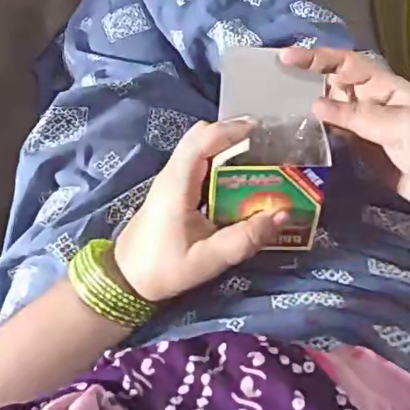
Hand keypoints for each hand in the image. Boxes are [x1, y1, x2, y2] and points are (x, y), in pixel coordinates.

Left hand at [113, 118, 288, 301]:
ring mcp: (170, 179)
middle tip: (267, 143)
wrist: (125, 279)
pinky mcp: (173, 189)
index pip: (203, 140)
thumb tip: (283, 215)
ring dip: (228, 146)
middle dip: (234, 133)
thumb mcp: (208, 259)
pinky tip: (241, 177)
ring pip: (199, 147)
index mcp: (177, 184)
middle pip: (201, 136)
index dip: (233, 129)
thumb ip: (246, 238)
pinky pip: (198, 162)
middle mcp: (172, 174)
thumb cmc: (163, 269)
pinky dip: (220, 160)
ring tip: (261, 156)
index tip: (264, 130)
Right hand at [279, 47, 409, 209]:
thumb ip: (358, 116)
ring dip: (305, 106)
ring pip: (329, 109)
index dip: (316, 58)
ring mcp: (365, 125)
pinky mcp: (360, 147)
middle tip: (272, 82)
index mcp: (384, 86)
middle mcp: (371, 100)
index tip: (286, 57)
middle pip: (332, 83)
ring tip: (276, 106)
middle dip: (305, 78)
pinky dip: (316, 131)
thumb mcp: (401, 126)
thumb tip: (315, 106)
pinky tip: (296, 131)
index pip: (345, 64)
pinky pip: (333, 133)